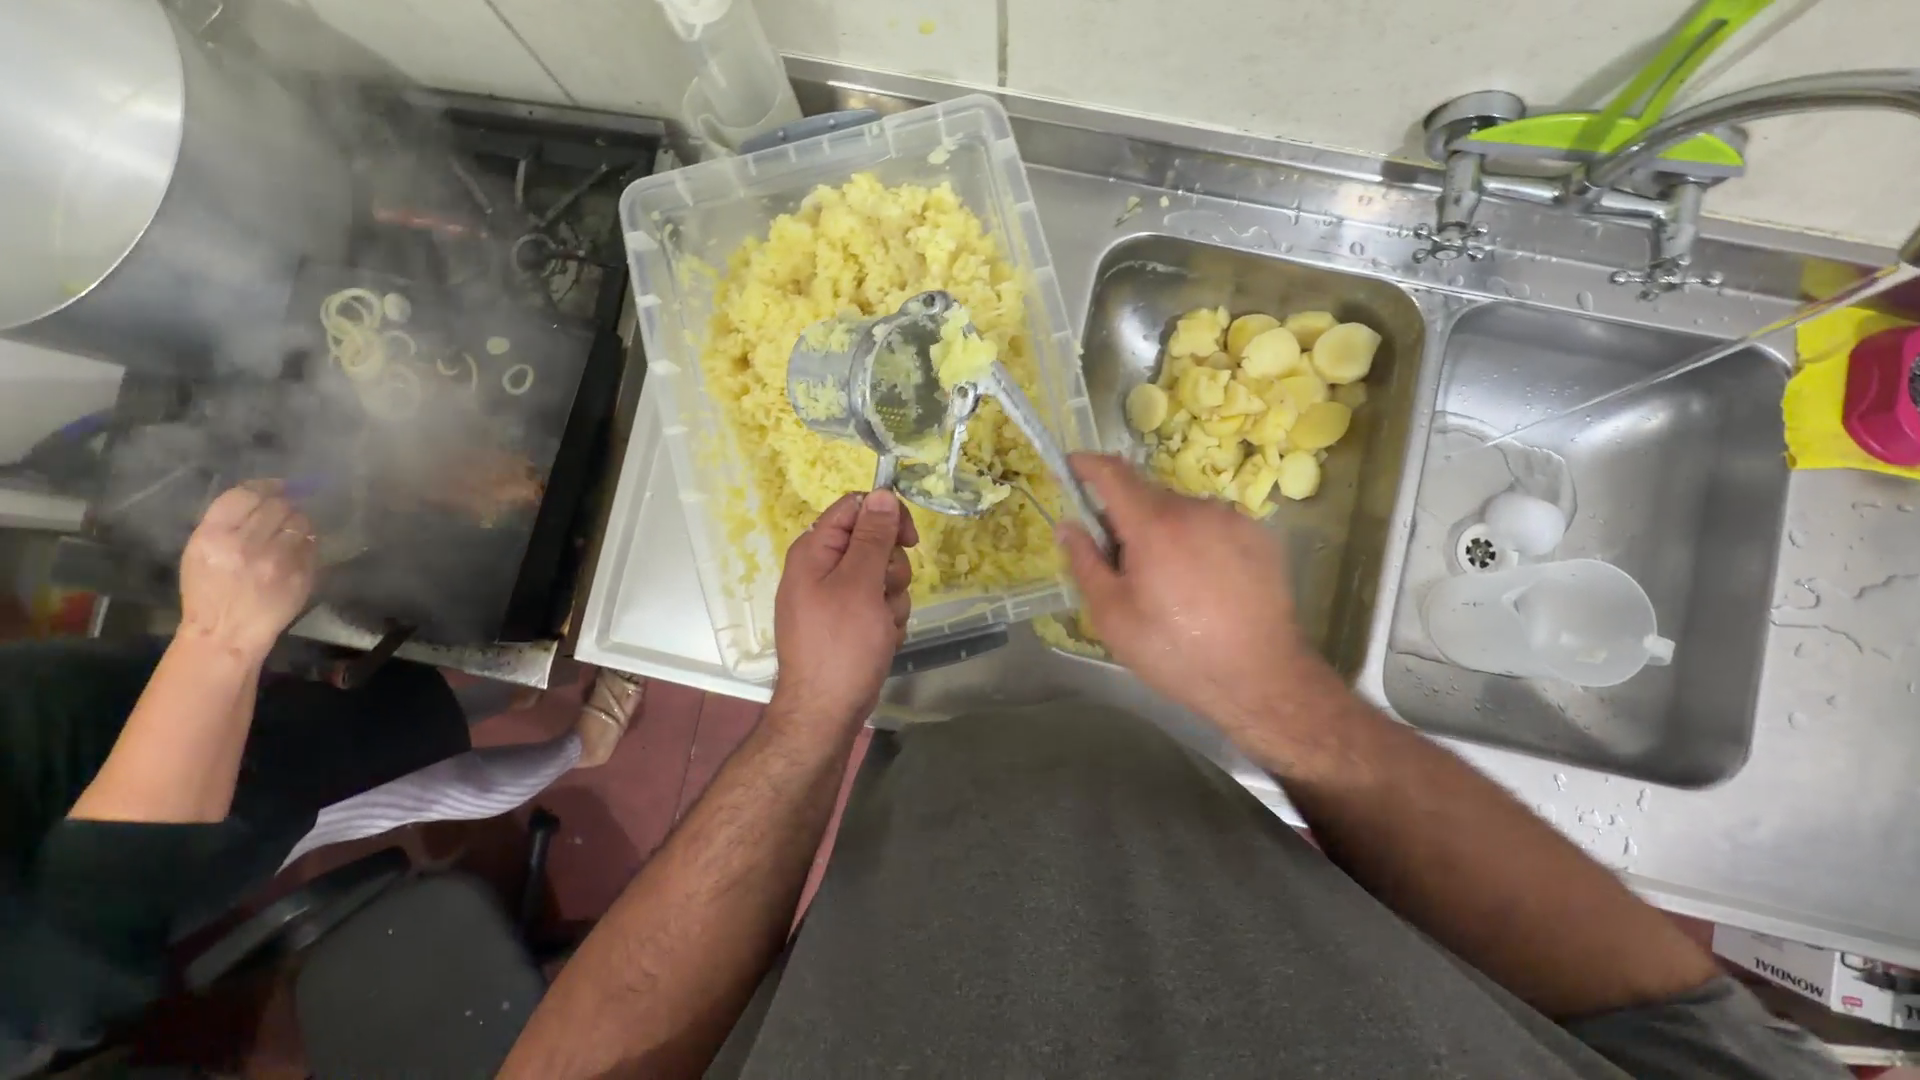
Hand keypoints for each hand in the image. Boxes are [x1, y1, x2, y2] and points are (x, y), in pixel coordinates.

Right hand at [177, 482, 317, 658]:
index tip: (277, 485)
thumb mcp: (200, 552)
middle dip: (284, 502)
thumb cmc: (209, 590)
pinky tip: (298, 546)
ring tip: (290, 528)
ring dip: (299, 520)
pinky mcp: (301, 572)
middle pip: (277, 505)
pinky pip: (312, 542)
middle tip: (285, 508)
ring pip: (300, 521)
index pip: (244, 495)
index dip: (265, 485)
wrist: (227, 629)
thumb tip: (260, 495)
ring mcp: (278, 558)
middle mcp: (246, 543)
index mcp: (213, 536)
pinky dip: (307, 539)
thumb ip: (226, 523)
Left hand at [772, 490, 917, 724]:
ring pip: (883, 577)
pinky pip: (880, 605)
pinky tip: (881, 640)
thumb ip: (873, 537)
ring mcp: (835, 597)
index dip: (886, 518)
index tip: (909, 541)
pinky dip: (887, 620)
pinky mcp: (848, 622)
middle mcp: (821, 568)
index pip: (856, 508)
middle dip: (891, 569)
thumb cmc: (841, 645)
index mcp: (815, 550)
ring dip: (893, 599)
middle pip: (874, 542)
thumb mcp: (860, 584)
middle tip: (883, 594)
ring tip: (881, 625)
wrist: (825, 710)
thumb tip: (882, 493)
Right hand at [1055, 454, 1323, 737]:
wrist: (1261, 678)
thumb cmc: (1176, 652)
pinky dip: (1197, 541)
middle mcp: (1196, 509)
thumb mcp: (1113, 617)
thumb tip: (1067, 526)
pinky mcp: (1259, 536)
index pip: (1113, 474)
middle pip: (1147, 496)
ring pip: (1182, 512)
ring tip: (1168, 582)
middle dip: (1126, 518)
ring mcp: (1233, 519)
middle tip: (1120, 563)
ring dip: (1165, 531)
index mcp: (1154, 526)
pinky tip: (1203, 584)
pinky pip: (1213, 526)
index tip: (1071, 466)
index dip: (1087, 465)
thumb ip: (1086, 564)